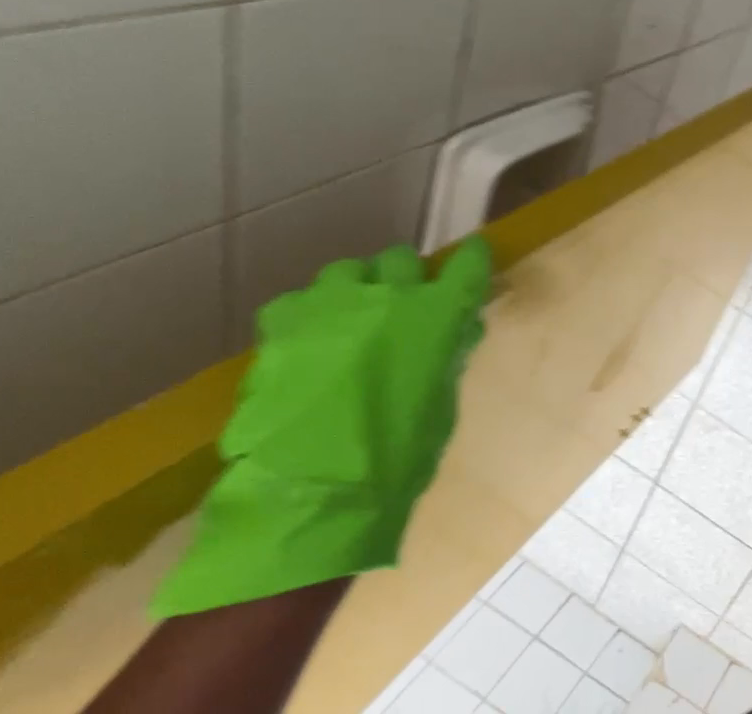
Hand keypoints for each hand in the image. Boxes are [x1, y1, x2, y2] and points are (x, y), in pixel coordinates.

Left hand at [151, 240, 491, 617]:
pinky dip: (306, 319)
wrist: (315, 491)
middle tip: (400, 308)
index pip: (468, 265)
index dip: (470, 264)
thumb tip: (450, 337)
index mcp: (439, 316)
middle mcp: (389, 296)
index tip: (468, 267)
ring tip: (347, 325)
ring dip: (353, 293)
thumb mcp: (440, 403)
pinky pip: (297, 305)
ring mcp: (331, 306)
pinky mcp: (281, 326)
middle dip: (403, 279)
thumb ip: (444, 359)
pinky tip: (305, 348)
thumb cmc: (398, 457)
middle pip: (400, 259)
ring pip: (345, 273)